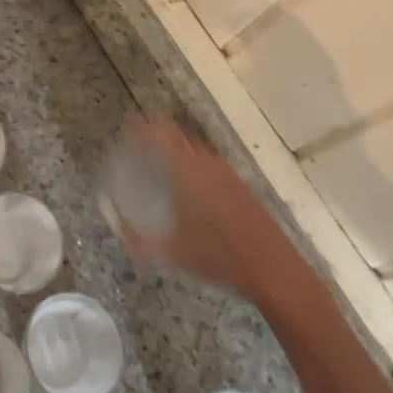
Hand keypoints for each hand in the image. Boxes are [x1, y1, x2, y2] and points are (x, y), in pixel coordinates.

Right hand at [114, 118, 310, 301]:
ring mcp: (226, 173)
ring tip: (161, 160)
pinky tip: (190, 182)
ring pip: (196, 149)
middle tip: (140, 143)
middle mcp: (207, 164)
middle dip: (158, 134)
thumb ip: (142, 243)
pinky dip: (194, 161)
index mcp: (188, 173)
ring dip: (178, 147)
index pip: (162, 137)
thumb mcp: (174, 253)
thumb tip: (122, 233)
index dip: (143, 128)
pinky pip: (209, 161)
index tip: (128, 127)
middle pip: (179, 137)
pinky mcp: (239, 184)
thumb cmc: (218, 256)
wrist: (270, 266)